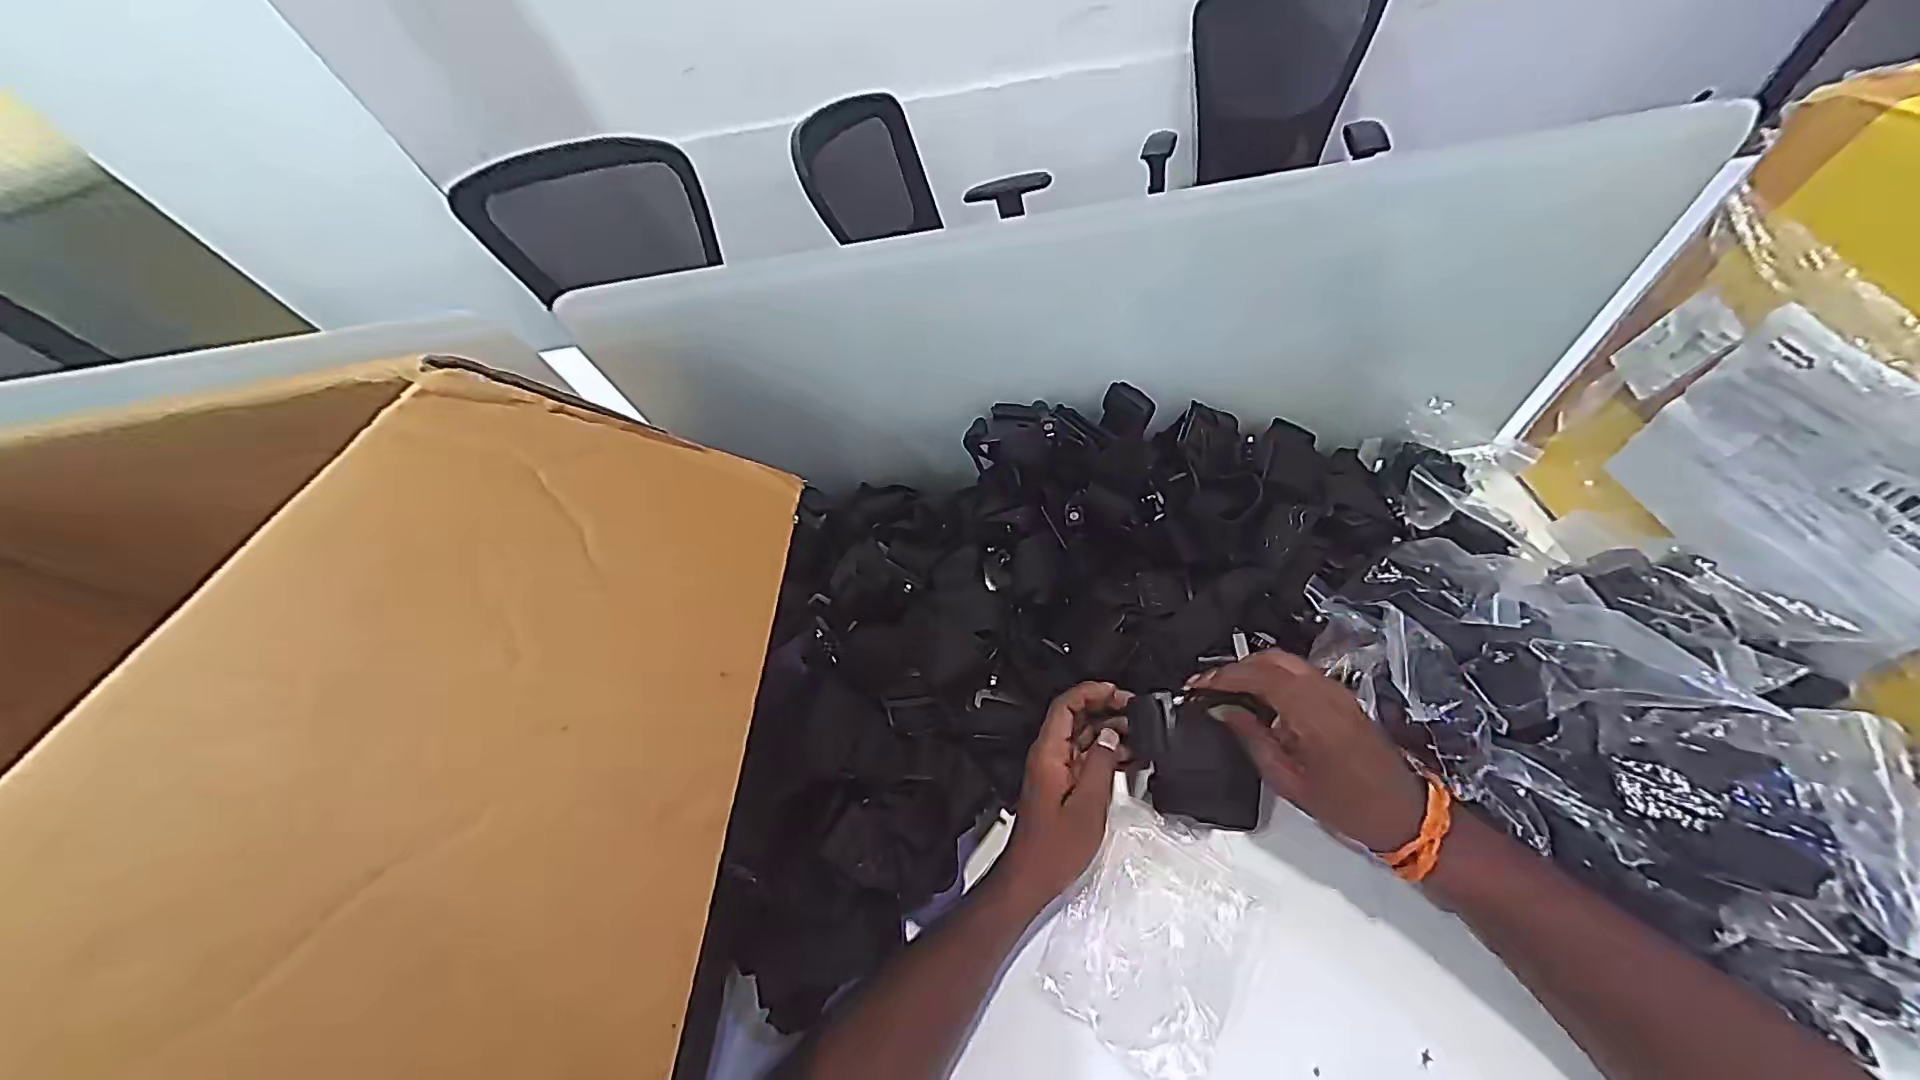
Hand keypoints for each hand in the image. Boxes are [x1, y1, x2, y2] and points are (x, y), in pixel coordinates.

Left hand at [995, 682, 1132, 905]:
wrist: (1031, 876)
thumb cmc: (1053, 849)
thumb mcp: (1088, 805)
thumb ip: (1102, 765)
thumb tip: (1112, 736)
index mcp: (1048, 753)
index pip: (1065, 705)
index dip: (1091, 692)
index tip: (1116, 691)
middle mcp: (1048, 756)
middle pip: (1075, 716)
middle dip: (1105, 708)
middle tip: (1135, 712)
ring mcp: (1054, 768)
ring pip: (1082, 736)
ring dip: (1109, 731)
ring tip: (1139, 735)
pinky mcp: (1061, 783)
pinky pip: (1084, 756)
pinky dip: (1105, 753)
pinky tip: (1127, 758)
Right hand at [1190, 650, 1424, 852]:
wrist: (1402, 814)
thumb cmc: (1349, 805)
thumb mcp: (1287, 779)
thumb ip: (1252, 738)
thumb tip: (1224, 711)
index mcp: (1314, 714)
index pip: (1259, 676)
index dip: (1223, 677)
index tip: (1198, 686)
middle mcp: (1328, 694)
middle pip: (1271, 660)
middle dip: (1234, 668)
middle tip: (1208, 686)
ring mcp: (1337, 692)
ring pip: (1285, 662)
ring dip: (1252, 670)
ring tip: (1228, 690)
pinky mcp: (1341, 697)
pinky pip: (1299, 673)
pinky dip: (1272, 676)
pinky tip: (1257, 696)